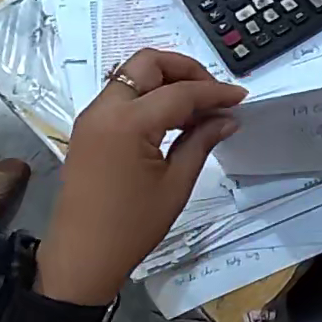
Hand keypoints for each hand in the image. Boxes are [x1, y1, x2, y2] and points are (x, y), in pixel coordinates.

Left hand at [37, 50, 247, 305]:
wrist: (81, 257)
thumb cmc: (132, 227)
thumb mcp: (175, 185)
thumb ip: (200, 142)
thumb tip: (226, 119)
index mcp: (127, 122)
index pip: (180, 92)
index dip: (214, 92)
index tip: (240, 99)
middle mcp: (104, 109)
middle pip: (147, 64)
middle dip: (185, 70)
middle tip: (212, 94)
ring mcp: (91, 117)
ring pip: (131, 76)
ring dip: (165, 82)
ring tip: (196, 109)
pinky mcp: (87, 129)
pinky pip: (120, 96)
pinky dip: (147, 96)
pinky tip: (170, 120)